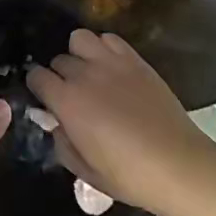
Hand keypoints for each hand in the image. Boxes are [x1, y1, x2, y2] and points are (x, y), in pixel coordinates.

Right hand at [26, 29, 215, 210]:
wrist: (180, 166)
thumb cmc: (129, 176)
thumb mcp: (84, 170)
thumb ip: (61, 142)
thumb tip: (56, 124)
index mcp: (66, 101)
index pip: (36, 76)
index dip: (38, 87)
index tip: (46, 100)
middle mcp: (84, 74)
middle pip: (58, 59)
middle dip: (59, 75)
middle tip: (72, 94)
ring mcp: (111, 63)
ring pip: (79, 39)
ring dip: (79, 54)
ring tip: (90, 72)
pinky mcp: (135, 61)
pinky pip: (110, 39)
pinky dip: (104, 48)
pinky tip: (111, 67)